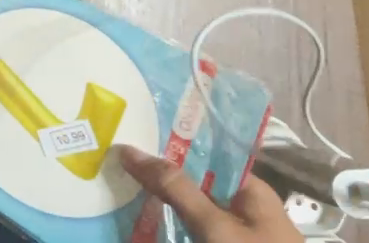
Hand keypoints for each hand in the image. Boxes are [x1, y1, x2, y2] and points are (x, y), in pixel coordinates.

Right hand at [118, 146, 302, 242]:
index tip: (130, 136)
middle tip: (117, 160)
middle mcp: (244, 207)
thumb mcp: (215, 226)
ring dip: (160, 201)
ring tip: (120, 186)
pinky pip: (191, 230)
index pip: (204, 154)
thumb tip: (127, 149)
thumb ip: (174, 187)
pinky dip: (169, 225)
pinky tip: (140, 221)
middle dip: (158, 174)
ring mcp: (234, 234)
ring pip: (189, 208)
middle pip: (193, 180)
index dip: (167, 143)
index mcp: (252, 191)